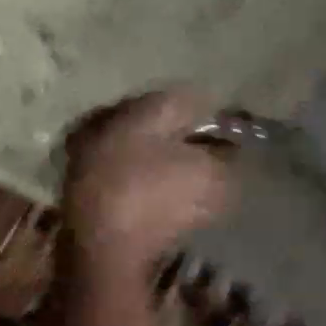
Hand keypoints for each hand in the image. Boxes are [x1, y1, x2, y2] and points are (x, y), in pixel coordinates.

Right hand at [59, 89, 233, 280]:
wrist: (100, 234)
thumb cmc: (119, 173)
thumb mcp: (139, 124)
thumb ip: (173, 104)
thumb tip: (200, 91)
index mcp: (225, 167)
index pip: (216, 131)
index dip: (182, 118)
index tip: (145, 114)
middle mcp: (225, 192)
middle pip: (194, 150)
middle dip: (163, 138)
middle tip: (121, 128)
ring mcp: (199, 213)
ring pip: (176, 170)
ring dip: (149, 158)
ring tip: (108, 150)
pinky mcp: (172, 225)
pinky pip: (161, 190)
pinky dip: (141, 179)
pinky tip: (111, 175)